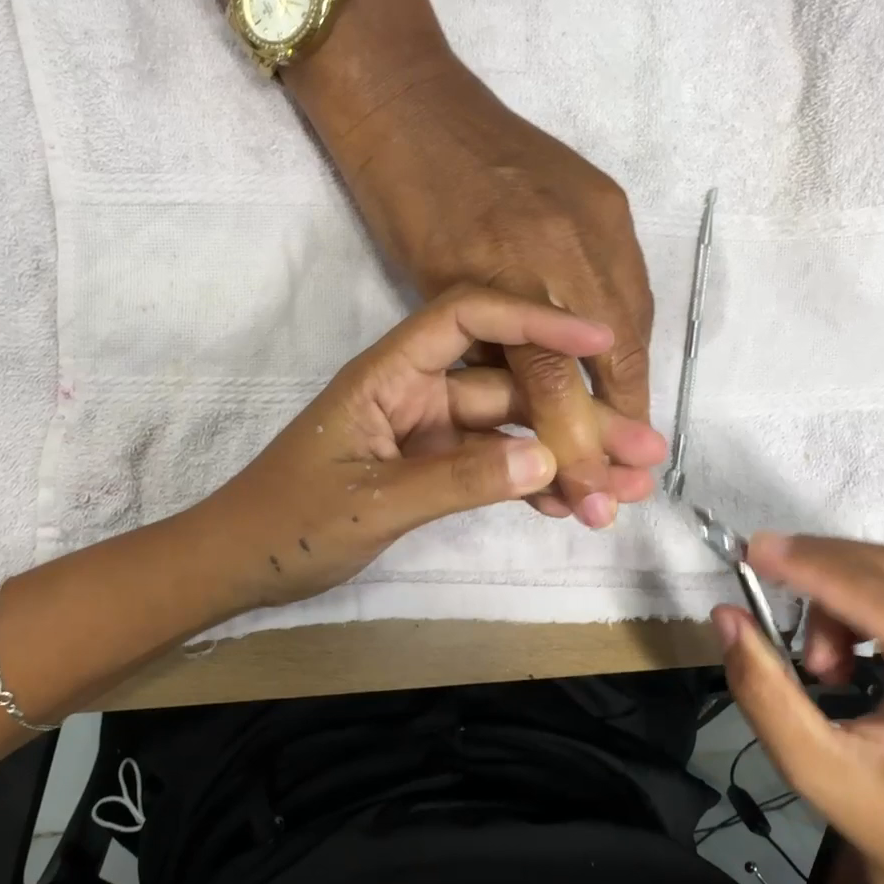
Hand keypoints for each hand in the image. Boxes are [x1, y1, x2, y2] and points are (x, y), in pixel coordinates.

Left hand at [199, 286, 667, 609]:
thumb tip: (547, 459)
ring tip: (628, 491)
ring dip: (565, 457)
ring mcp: (424, 430)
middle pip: (507, 386)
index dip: (535, 321)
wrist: (237, 564)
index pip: (468, 319)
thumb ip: (456, 479)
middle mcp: (413, 391)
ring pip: (508, 430)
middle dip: (575, 417)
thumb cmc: (287, 525)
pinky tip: (574, 506)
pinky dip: (528, 483)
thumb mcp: (372, 503)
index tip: (602, 338)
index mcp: (388, 374)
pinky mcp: (428, 466)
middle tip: (645, 453)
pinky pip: (490, 465)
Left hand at [326, 59, 654, 528]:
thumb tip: (532, 417)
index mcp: (507, 270)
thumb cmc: (401, 203)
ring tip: (632, 431)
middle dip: (623, 416)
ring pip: (631, 318)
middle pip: (613, 351)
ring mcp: (596, 213)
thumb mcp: (431, 289)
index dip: (571, 438)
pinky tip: (621, 363)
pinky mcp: (607, 197)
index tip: (587, 487)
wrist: (411, 104)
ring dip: (633, 378)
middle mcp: (569, 241)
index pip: (551, 376)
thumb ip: (486, 348)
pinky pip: (630, 280)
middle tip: (632, 473)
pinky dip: (627, 330)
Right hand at [716, 535, 883, 883]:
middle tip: (763, 581)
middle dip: (827, 569)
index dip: (830, 574)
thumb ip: (763, 692)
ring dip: (842, 591)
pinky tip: (847, 648)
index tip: (759, 550)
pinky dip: (862, 598)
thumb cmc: (881, 815)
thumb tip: (728, 615)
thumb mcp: (810, 768)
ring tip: (818, 658)